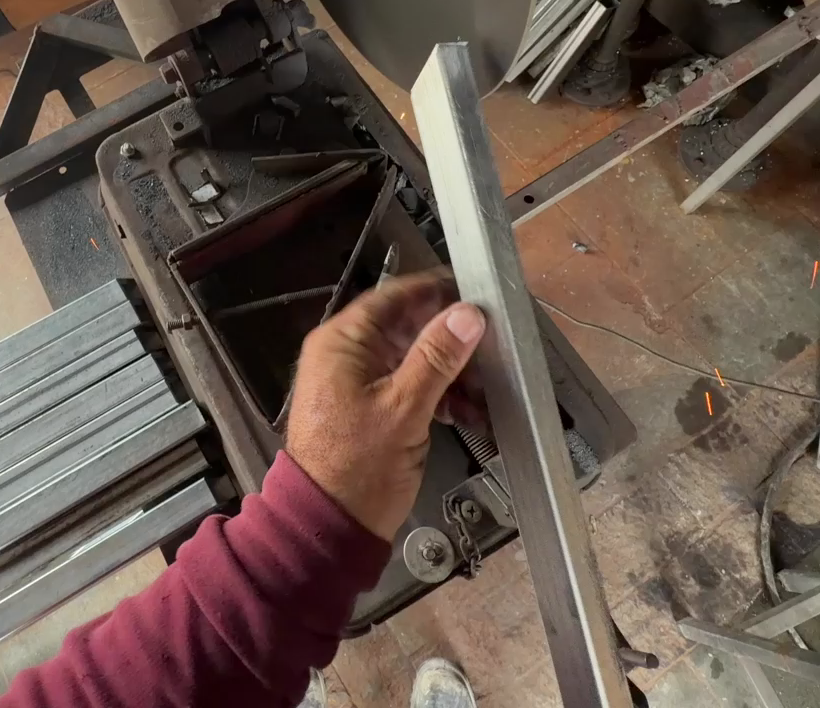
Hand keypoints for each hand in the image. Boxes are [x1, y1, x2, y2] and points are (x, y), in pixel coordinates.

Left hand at [284, 271, 487, 540]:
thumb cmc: (359, 465)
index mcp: (342, 341)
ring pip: (411, 360)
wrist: (328, 527)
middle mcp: (345, 353)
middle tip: (491, 352)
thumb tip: (467, 314)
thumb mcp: (404, 408)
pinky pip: (406, 387)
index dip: (434, 292)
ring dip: (449, 373)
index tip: (475, 293)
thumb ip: (436, 357)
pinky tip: (466, 413)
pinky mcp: (368, 408)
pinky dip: (435, 396)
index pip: (392, 297)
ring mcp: (356, 381)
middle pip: (406, 329)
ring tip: (484, 392)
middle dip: (450, 342)